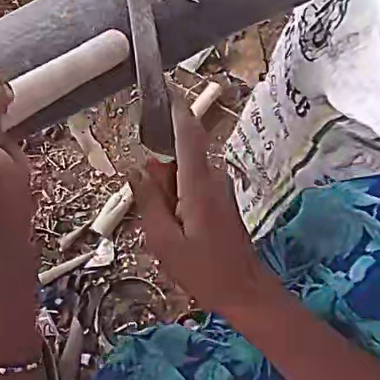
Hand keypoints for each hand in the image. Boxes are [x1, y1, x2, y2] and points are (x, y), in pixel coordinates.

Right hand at [131, 94, 280, 313]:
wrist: (244, 291)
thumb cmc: (203, 270)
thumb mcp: (163, 241)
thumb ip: (148, 201)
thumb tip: (134, 170)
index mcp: (198, 184)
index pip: (188, 134)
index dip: (176, 109)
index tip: (162, 89)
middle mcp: (212, 178)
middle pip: (178, 157)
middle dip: (159, 177)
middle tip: (155, 216)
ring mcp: (219, 187)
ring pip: (183, 174)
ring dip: (168, 193)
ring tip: (169, 231)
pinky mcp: (221, 197)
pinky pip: (191, 185)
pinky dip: (177, 199)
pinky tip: (178, 231)